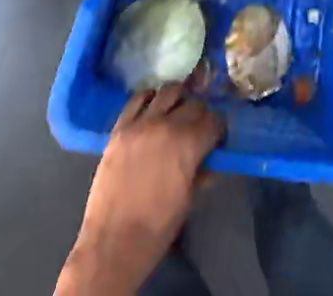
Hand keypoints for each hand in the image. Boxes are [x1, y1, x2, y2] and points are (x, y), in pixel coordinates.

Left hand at [59, 85, 222, 295]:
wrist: (114, 242)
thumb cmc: (158, 227)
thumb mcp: (189, 200)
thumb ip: (202, 172)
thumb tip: (211, 160)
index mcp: (189, 144)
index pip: (215, 120)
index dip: (218, 128)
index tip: (216, 136)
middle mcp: (167, 125)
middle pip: (194, 103)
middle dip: (201, 114)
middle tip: (197, 127)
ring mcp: (141, 124)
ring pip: (168, 91)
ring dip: (178, 99)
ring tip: (175, 111)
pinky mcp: (120, 128)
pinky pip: (137, 99)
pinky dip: (149, 98)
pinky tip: (152, 108)